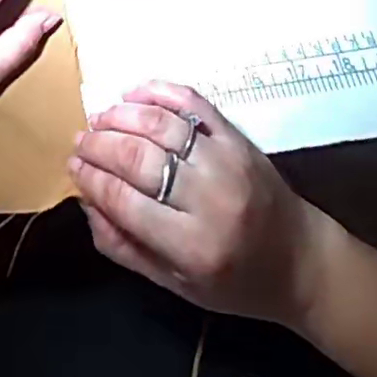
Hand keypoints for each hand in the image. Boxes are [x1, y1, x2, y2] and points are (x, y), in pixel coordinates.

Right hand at [70, 81, 340, 327]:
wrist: (304, 263)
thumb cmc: (235, 281)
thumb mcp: (177, 285)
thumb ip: (124, 246)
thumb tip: (85, 201)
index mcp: (194, 247)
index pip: (124, 200)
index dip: (91, 178)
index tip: (72, 166)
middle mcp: (211, 200)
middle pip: (137, 157)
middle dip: (98, 145)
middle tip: (79, 140)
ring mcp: (228, 162)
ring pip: (159, 124)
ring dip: (119, 116)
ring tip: (99, 119)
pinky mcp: (238, 137)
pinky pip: (191, 102)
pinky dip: (156, 91)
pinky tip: (131, 95)